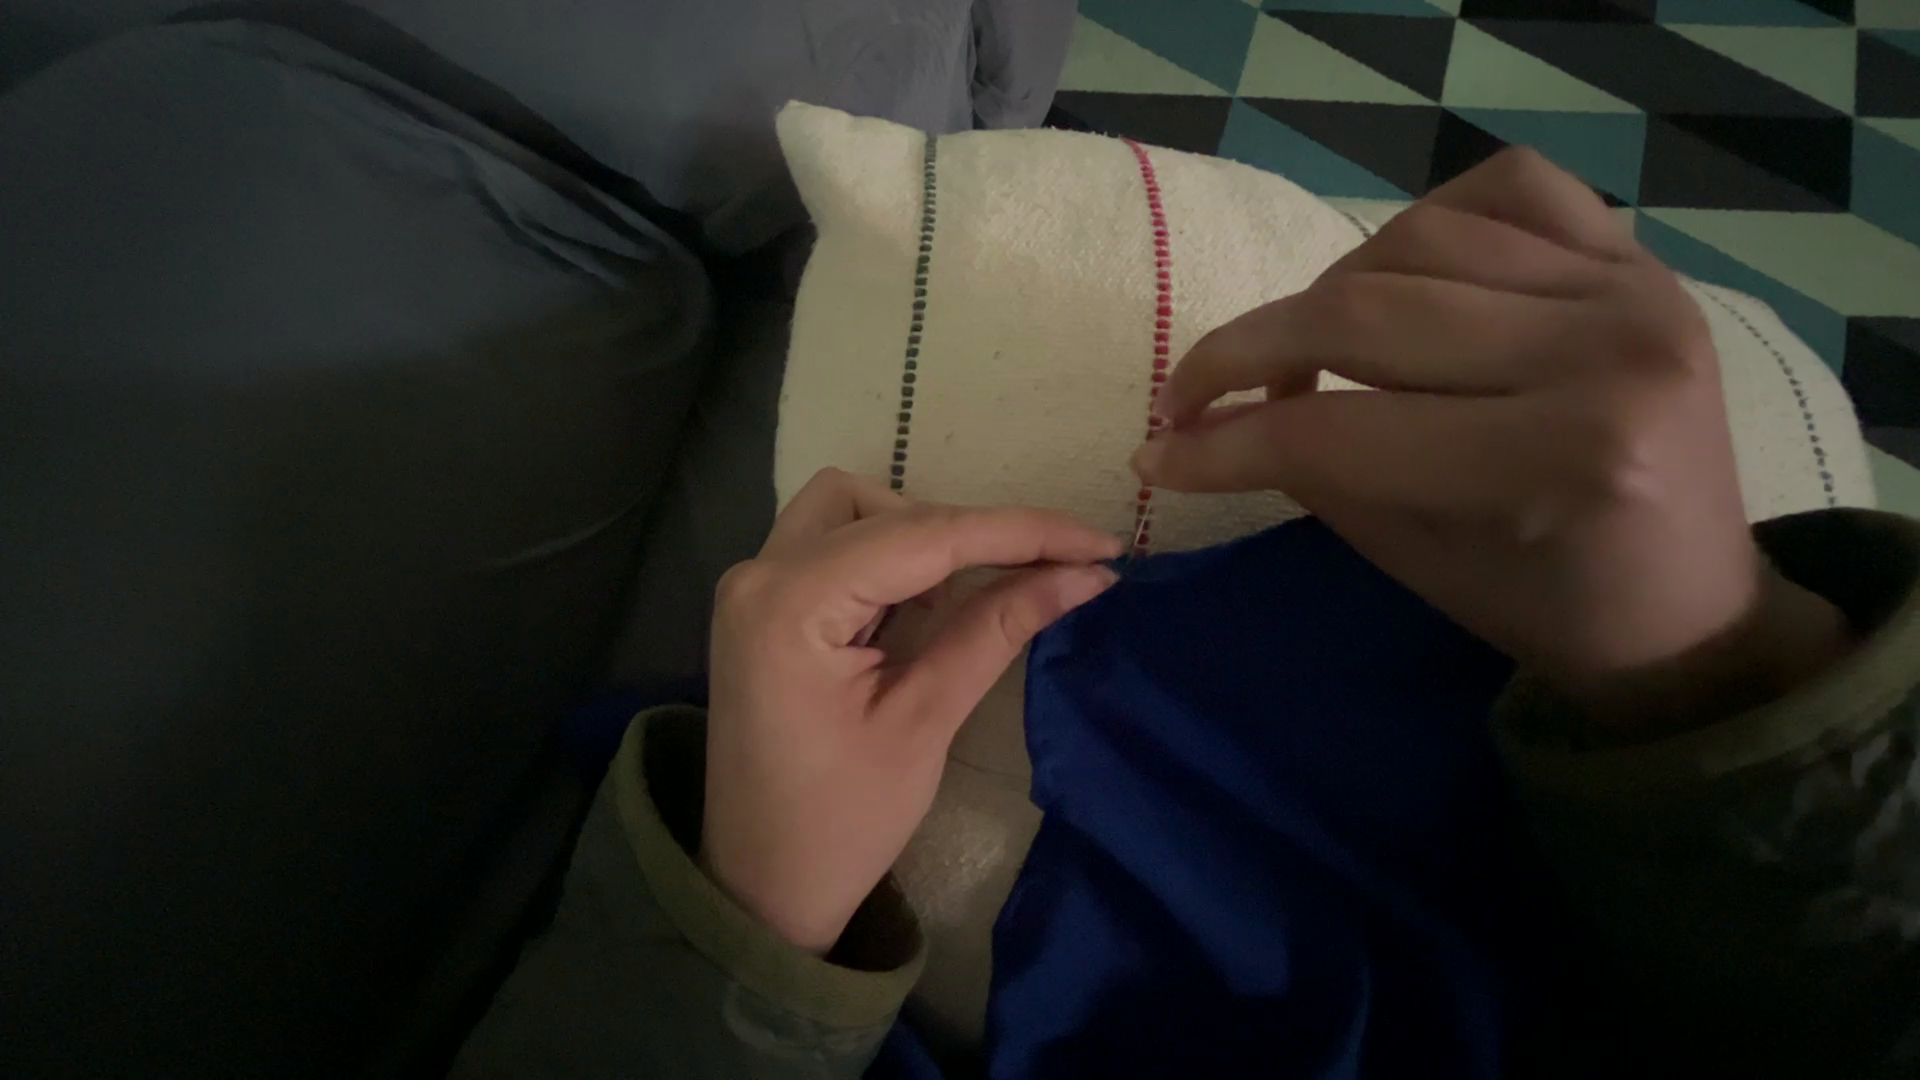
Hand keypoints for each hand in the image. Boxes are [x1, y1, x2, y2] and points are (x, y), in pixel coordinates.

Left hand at [702, 468, 1120, 953]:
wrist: (760, 884)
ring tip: (961, 605)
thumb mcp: (926, 721)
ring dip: (923, 538)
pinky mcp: (764, 599)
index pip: (925, 536)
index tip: (1097, 541)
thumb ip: (998, 629)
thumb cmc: (841, 823)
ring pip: (856, 509)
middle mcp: (760, 571)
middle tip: (1048, 573)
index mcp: (790, 605)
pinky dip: (892, 557)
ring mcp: (754, 582)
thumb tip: (1084, 575)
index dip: (1021, 532)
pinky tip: (920, 607)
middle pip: (888, 509)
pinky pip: (837, 542)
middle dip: (975, 536)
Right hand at [1133, 149, 1848, 736]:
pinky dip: (1416, 227)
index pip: (1332, 433)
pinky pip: (1501, 191)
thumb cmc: (1529, 599)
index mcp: (1554, 461)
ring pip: (1409, 240)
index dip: (1218, 445)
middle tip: (1187, 399)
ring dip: (1317, 298)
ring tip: (1297, 354)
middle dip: (1238, 355)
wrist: (1680, 602)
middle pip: (1359, 315)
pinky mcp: (1639, 253)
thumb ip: (1300, 472)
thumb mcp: (1397, 553)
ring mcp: (1630, 286)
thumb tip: (1196, 432)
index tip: (1151, 457)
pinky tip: (1390, 280)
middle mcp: (1602, 351)